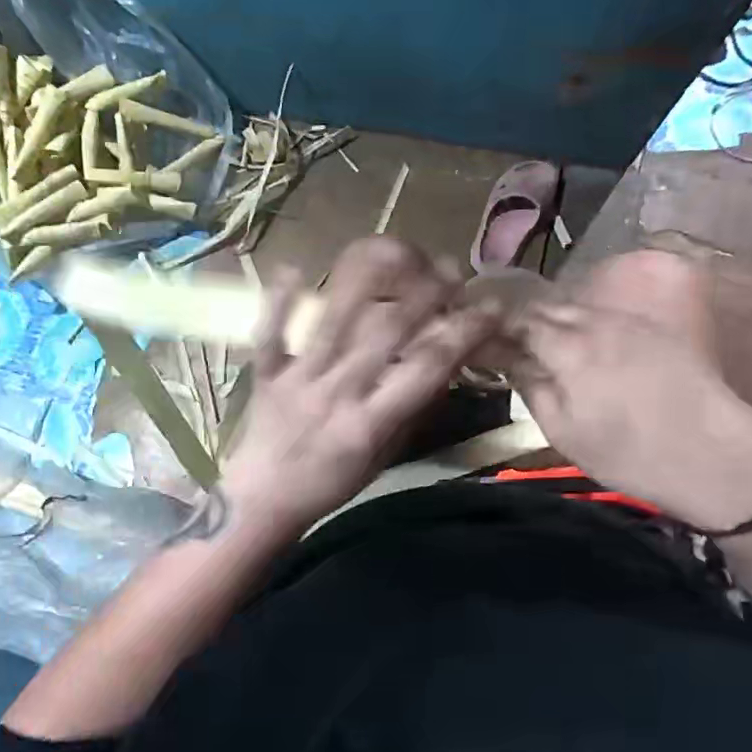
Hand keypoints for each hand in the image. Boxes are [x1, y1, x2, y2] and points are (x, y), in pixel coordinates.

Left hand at [221, 238, 499, 530]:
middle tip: (449, 271)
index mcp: (370, 422)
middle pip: (385, 332)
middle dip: (425, 294)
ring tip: (393, 250)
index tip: (489, 308)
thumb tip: (440, 369)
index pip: (428, 368)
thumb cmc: (327, 485)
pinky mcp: (265, 374)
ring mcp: (297, 379)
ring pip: (332, 320)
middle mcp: (337, 393)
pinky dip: (278, 300)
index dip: (464, 333)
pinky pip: (268, 333)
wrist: (262, 501)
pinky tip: (292, 267)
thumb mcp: (381, 460)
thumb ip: (409, 414)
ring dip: (366, 281)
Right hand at [504, 249, 751, 529]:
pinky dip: (580, 322)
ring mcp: (631, 321)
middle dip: (517, 319)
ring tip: (532, 341)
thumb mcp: (561, 428)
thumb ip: (529, 384)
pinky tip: (575, 342)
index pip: (516, 321)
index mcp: (569, 346)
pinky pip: (605, 314)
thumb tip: (504, 357)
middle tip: (497, 340)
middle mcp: (598, 321)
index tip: (472, 340)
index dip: (491, 327)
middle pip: (545, 307)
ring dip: (549, 319)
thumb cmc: (628, 453)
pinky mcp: (657, 329)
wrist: (714, 457)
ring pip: (576, 307)